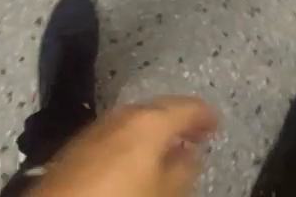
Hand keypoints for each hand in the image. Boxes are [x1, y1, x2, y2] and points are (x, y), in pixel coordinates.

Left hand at [30, 95, 220, 196]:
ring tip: (168, 149)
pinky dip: (131, 140)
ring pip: (136, 120)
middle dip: (180, 120)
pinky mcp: (78, 145)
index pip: (189, 107)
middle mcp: (126, 114)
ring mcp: (99, 126)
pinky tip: (133, 160)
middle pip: (161, 109)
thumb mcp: (164, 192)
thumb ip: (184, 169)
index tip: (217, 125)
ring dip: (155, 130)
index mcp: (151, 121)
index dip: (207, 115)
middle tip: (196, 135)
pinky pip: (116, 134)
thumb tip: (192, 153)